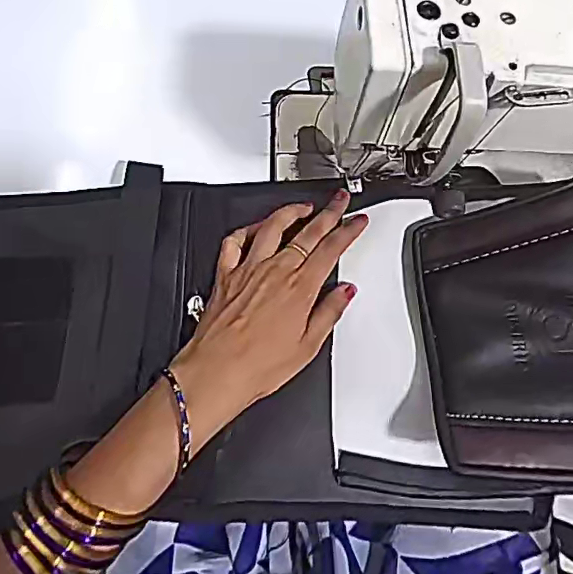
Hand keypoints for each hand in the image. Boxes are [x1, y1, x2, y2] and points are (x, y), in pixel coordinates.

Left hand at [168, 191, 368, 445]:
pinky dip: (247, 229)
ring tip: (303, 206)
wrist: (214, 373)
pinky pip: (235, 241)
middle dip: (329, 212)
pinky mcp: (226, 275)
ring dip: (291, 211)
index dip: (348, 230)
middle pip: (308, 232)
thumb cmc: (256, 366)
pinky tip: (255, 226)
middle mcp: (275, 272)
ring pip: (273, 226)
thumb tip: (345, 292)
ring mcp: (249, 270)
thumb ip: (329, 313)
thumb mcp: (307, 347)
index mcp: (299, 288)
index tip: (357, 220)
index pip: (331, 248)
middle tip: (339, 200)